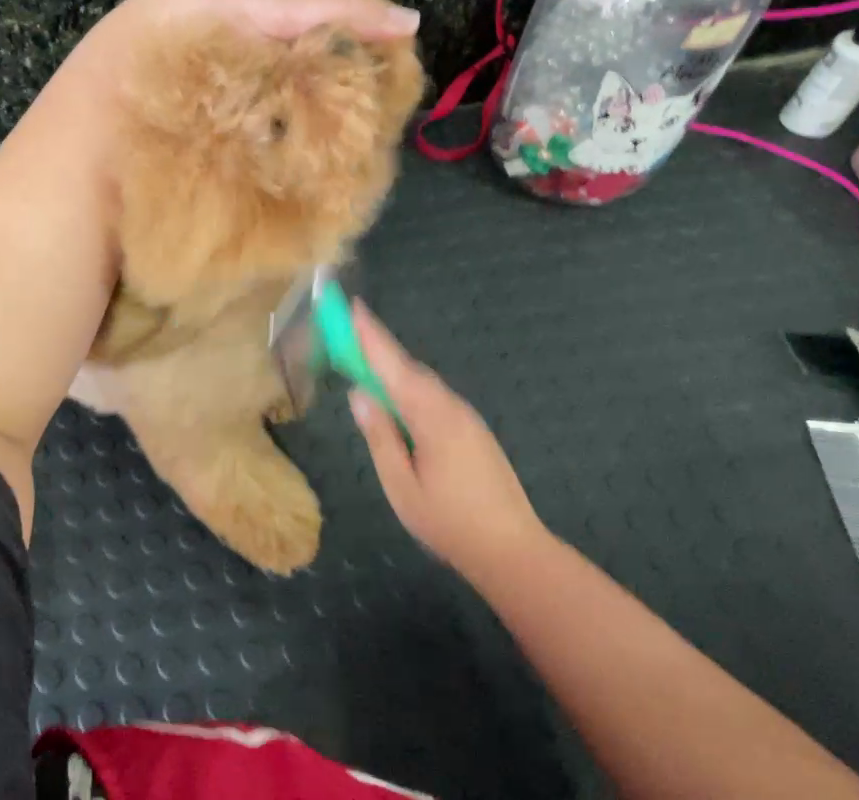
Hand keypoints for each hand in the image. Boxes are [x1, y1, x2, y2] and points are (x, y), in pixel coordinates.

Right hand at [346, 301, 550, 578]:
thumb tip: (359, 395)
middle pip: (408, 370)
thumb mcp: (400, 484)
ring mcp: (466, 420)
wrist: (512, 551)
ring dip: (392, 369)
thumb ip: (379, 436)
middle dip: (377, 348)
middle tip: (346, 331)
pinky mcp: (473, 432)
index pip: (393, 367)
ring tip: (362, 362)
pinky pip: (433, 398)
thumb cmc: (448, 522)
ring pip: (422, 384)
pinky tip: (395, 398)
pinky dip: (408, 388)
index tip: (352, 307)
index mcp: (432, 417)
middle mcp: (452, 409)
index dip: (371, 337)